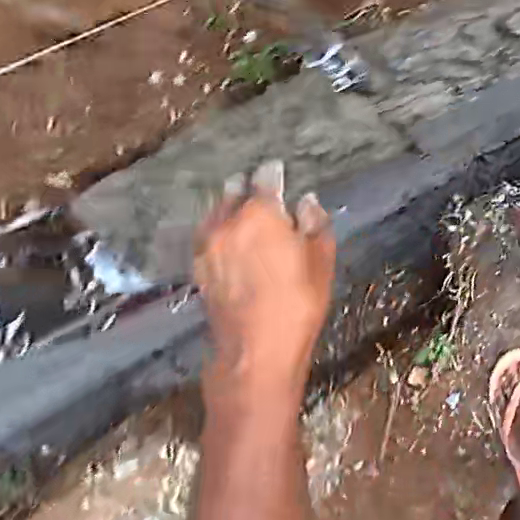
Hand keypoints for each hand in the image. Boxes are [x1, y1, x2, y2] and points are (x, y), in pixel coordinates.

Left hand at [194, 161, 335, 409]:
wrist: (256, 351)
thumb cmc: (299, 302)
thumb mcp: (321, 260)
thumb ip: (314, 224)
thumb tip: (305, 203)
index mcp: (260, 214)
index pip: (265, 179)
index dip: (274, 172)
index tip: (278, 168)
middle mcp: (227, 223)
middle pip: (234, 192)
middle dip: (248, 187)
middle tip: (261, 189)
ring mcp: (207, 246)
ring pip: (217, 212)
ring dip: (230, 206)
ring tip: (243, 209)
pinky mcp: (198, 268)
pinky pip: (208, 234)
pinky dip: (219, 228)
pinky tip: (230, 236)